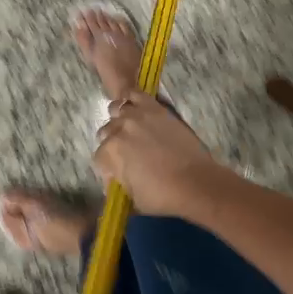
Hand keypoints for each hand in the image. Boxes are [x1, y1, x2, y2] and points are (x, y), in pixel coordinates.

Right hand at [92, 92, 228, 217]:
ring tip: (130, 130)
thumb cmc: (162, 195)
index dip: (108, 169)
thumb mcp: (132, 199)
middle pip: (105, 132)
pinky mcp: (153, 107)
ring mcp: (136, 115)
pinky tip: (135, 109)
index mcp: (111, 152)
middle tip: (126, 154)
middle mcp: (119, 129)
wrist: (194, 180)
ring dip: (119, 120)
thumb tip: (117, 179)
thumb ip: (119, 184)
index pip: (98, 158)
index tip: (118, 176)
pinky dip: (131, 99)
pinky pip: (134, 94)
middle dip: (112, 143)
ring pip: (116, 109)